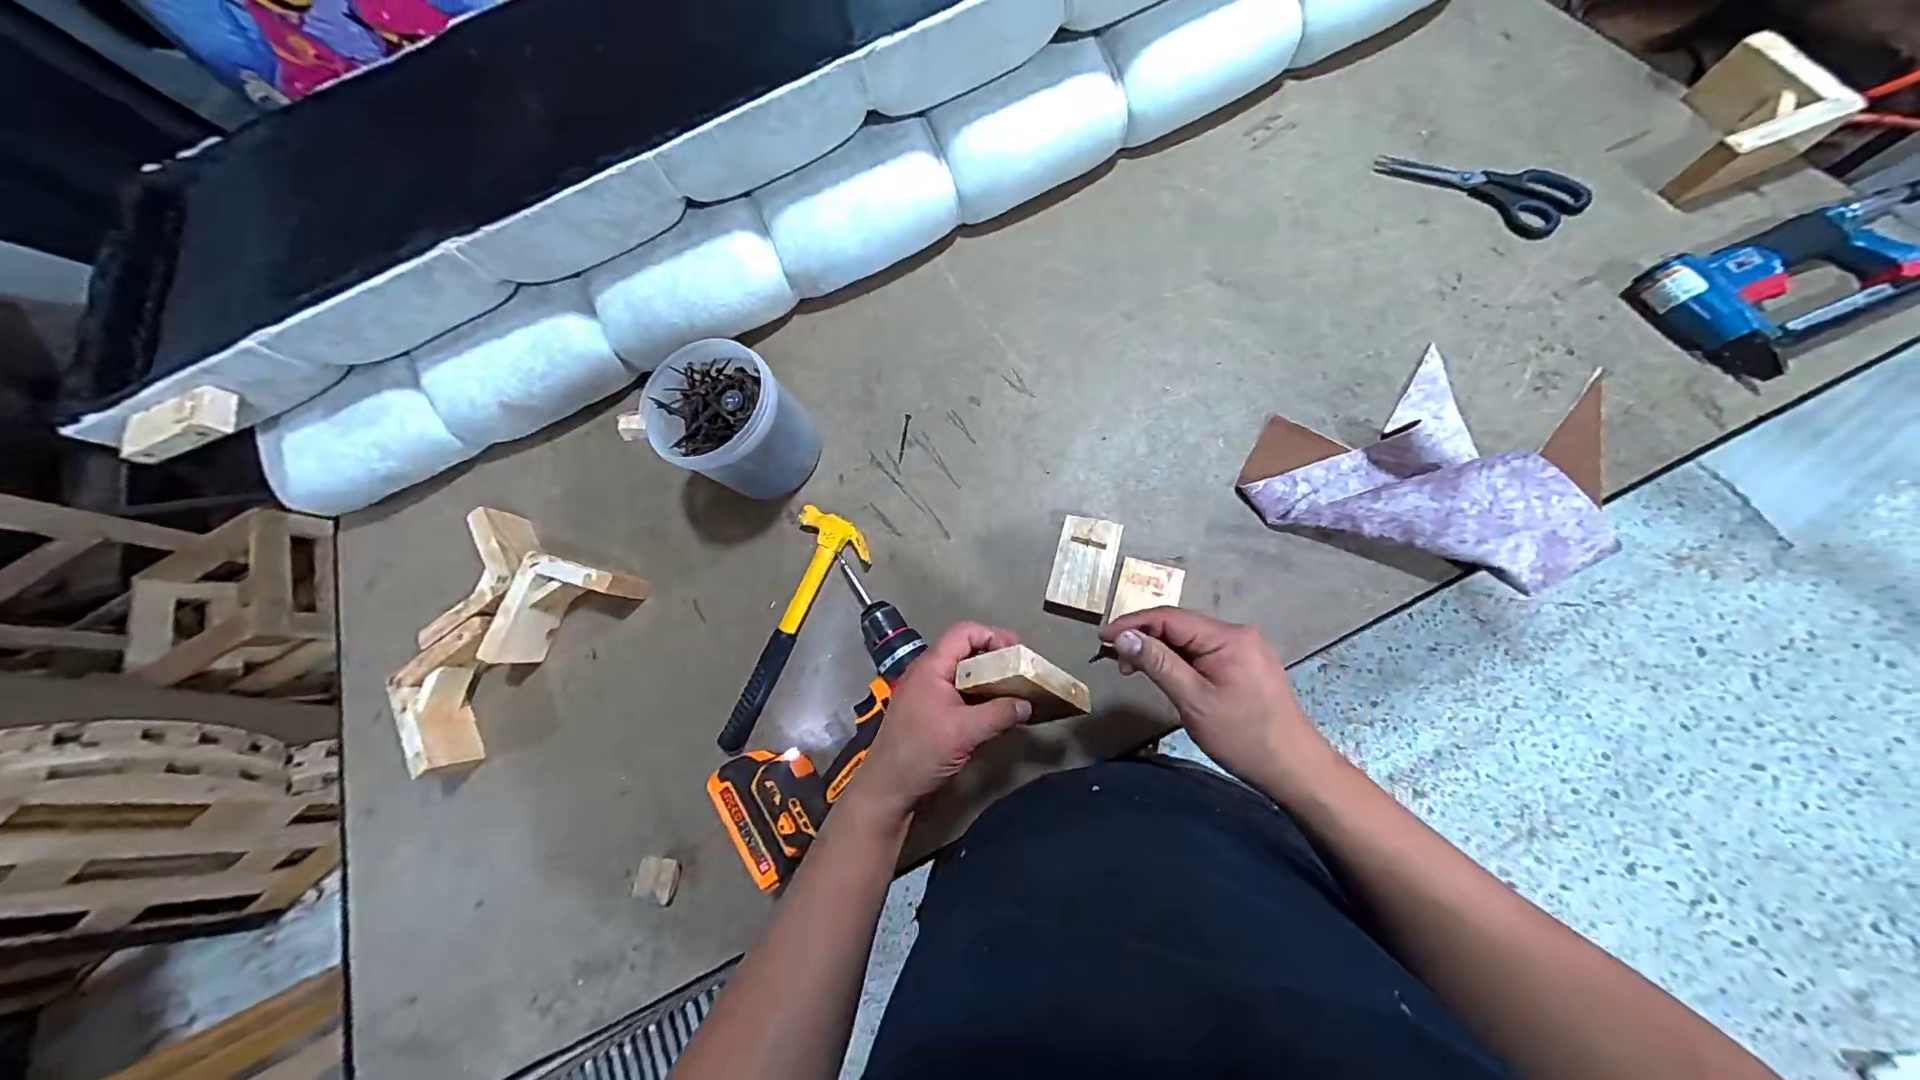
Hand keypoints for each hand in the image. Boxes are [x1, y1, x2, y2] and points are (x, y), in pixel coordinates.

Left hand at [846, 622, 1032, 820]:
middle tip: (1020, 668)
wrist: (887, 788)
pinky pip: (958, 692)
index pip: (963, 632)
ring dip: (988, 677)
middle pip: (964, 650)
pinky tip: (995, 710)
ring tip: (1013, 688)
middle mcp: (927, 673)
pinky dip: (978, 695)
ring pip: (962, 673)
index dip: (992, 634)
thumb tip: (1027, 704)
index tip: (1017, 650)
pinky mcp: (928, 712)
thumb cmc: (920, 752)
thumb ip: (999, 714)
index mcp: (930, 667)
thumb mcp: (965, 732)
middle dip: (994, 656)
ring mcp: (926, 693)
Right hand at [1100, 609, 1336, 796]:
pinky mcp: (1245, 665)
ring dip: (1159, 649)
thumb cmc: (1243, 737)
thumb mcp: (1193, 700)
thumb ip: (1157, 663)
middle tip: (1114, 658)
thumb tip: (1123, 636)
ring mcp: (1244, 649)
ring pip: (1189, 639)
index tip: (1102, 638)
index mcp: (1227, 637)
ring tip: (1133, 668)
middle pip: (1179, 625)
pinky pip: (1202, 652)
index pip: (1169, 617)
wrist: (1295, 768)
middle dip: (1143, 637)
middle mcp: (1237, 634)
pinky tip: (1163, 673)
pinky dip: (1178, 660)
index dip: (1132, 624)